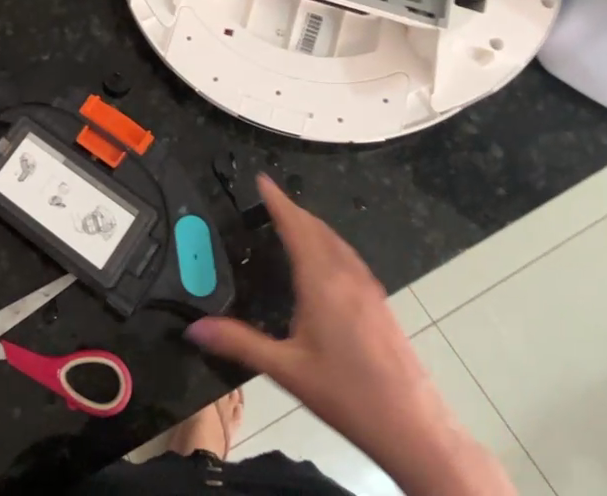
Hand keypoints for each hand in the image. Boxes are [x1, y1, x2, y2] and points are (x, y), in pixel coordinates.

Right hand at [186, 175, 511, 495]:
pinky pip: (349, 259)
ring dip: (313, 225)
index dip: (278, 201)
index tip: (262, 179)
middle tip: (269, 198)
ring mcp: (369, 290)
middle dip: (293, 209)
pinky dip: (329, 244)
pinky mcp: (380, 305)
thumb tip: (194, 328)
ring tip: (292, 221)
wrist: (413, 426)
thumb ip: (239, 343)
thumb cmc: (347, 395)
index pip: (297, 228)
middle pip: (319, 230)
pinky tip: (324, 262)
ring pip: (337, 243)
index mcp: (322, 283)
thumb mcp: (285, 370)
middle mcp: (348, 278)